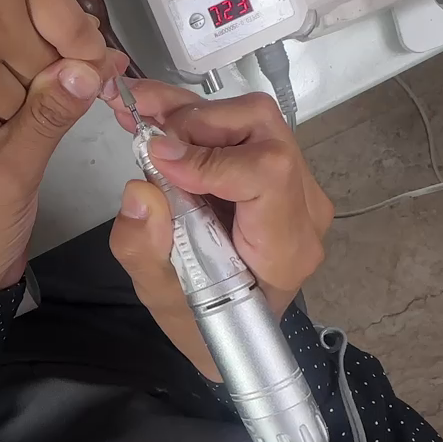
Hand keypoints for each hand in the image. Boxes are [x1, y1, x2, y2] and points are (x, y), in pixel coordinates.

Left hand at [0, 52, 126, 293]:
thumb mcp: (11, 170)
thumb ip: (47, 118)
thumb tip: (88, 64)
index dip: (38, 34)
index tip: (89, 31)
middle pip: (4, 57)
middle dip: (57, 48)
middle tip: (107, 43)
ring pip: (19, 78)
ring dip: (62, 70)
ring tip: (108, 58)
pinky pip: (26, 103)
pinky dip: (56, 94)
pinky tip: (88, 82)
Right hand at [106, 81, 335, 380]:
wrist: (226, 327)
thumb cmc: (198, 318)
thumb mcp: (158, 294)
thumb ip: (144, 247)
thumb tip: (140, 189)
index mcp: (285, 248)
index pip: (267, 174)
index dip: (209, 158)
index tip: (156, 159)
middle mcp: (302, 208)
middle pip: (263, 130)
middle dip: (196, 124)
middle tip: (146, 140)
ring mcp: (295, 183)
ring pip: (252, 117)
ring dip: (190, 114)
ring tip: (140, 117)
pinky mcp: (275, 166)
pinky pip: (241, 125)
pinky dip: (193, 115)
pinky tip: (154, 115)